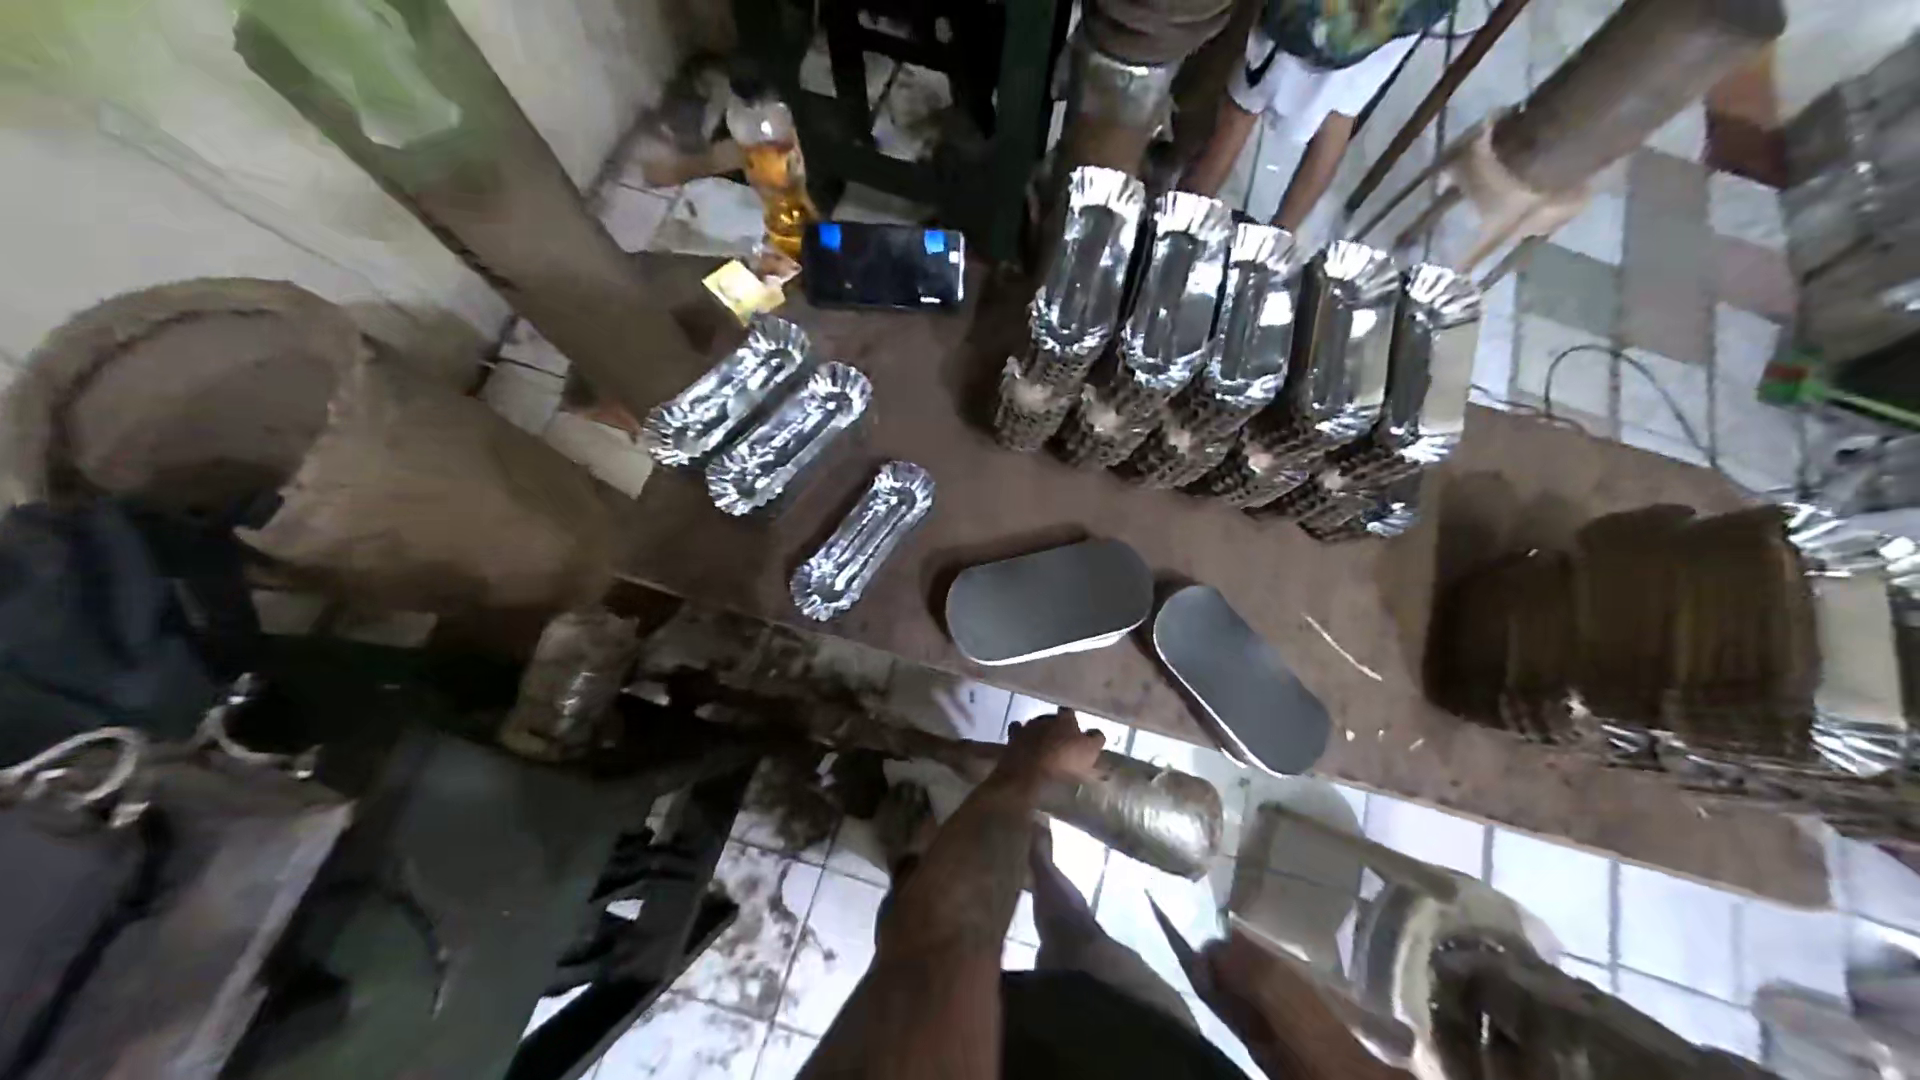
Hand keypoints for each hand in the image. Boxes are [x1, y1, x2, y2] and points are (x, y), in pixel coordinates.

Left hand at [997, 708, 1103, 787]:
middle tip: (1059, 739)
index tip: (1074, 729)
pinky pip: (1017, 731)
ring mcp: (1027, 726)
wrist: (1029, 769)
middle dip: (1055, 726)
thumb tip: (1098, 732)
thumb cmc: (1063, 761)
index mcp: (1066, 719)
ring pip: (1035, 724)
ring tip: (1041, 744)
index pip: (1070, 712)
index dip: (1072, 720)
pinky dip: (1020, 736)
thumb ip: (1096, 740)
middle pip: (1052, 718)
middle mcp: (1046, 717)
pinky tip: (1022, 742)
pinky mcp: (1013, 737)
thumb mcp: (1089, 752)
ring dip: (1038, 732)